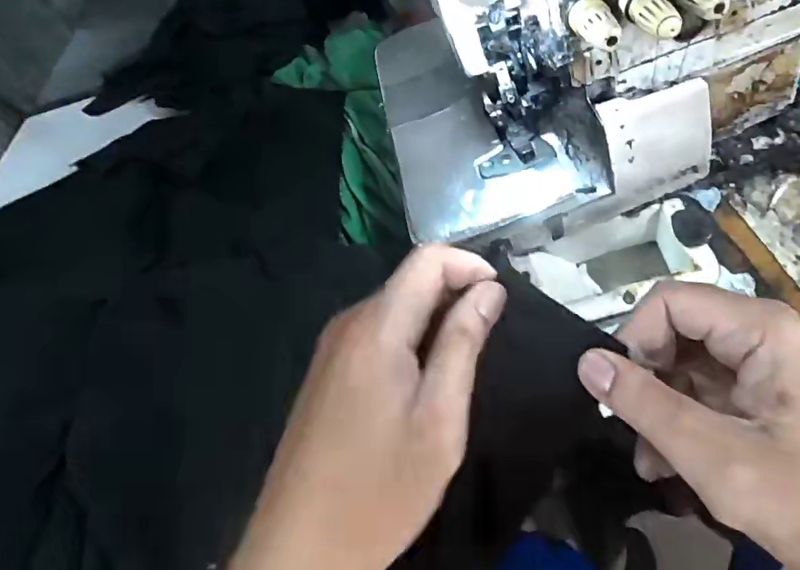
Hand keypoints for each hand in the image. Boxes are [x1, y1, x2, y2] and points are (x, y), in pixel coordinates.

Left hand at [230, 245, 507, 569]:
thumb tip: (489, 289)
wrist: (298, 548)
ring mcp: (332, 344)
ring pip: (395, 305)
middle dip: (455, 294)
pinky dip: (410, 338)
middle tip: (489, 340)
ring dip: (434, 319)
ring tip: (461, 366)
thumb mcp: (439, 420)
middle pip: (410, 280)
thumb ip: (463, 344)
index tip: (501, 298)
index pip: (427, 258)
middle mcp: (349, 322)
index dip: (469, 264)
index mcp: (376, 327)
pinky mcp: (327, 368)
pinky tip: (422, 382)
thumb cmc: (379, 489)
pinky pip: (376, 331)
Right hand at [575, 283, 799, 569]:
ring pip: (687, 367)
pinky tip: (669, 466)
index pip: (672, 302)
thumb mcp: (720, 460)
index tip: (616, 391)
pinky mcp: (767, 398)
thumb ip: (647, 406)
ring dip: (661, 410)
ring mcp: (767, 367)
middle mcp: (763, 334)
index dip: (636, 338)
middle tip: (628, 432)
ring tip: (650, 463)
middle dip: (648, 382)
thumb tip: (587, 361)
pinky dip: (683, 425)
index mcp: (762, 329)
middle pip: (678, 333)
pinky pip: (707, 394)